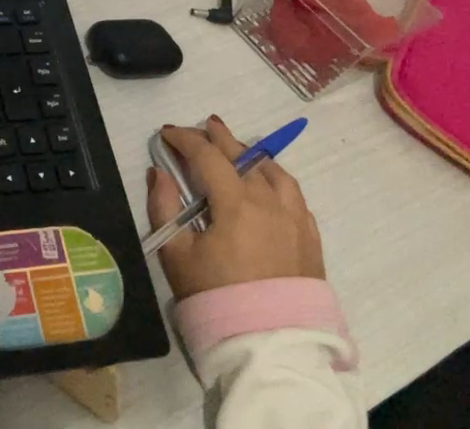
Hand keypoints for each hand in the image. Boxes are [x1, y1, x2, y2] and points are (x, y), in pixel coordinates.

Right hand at [146, 116, 325, 298]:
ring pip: (276, 173)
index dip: (184, 139)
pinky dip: (276, 180)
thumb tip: (159, 173)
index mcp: (236, 203)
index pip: (208, 156)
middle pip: (244, 157)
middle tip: (203, 125)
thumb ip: (163, 206)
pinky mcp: (310, 239)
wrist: (269, 343)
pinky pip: (295, 196)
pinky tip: (268, 185)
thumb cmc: (215, 295)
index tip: (166, 134)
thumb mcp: (176, 253)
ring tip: (238, 150)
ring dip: (252, 156)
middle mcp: (270, 203)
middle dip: (220, 137)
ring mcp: (295, 220)